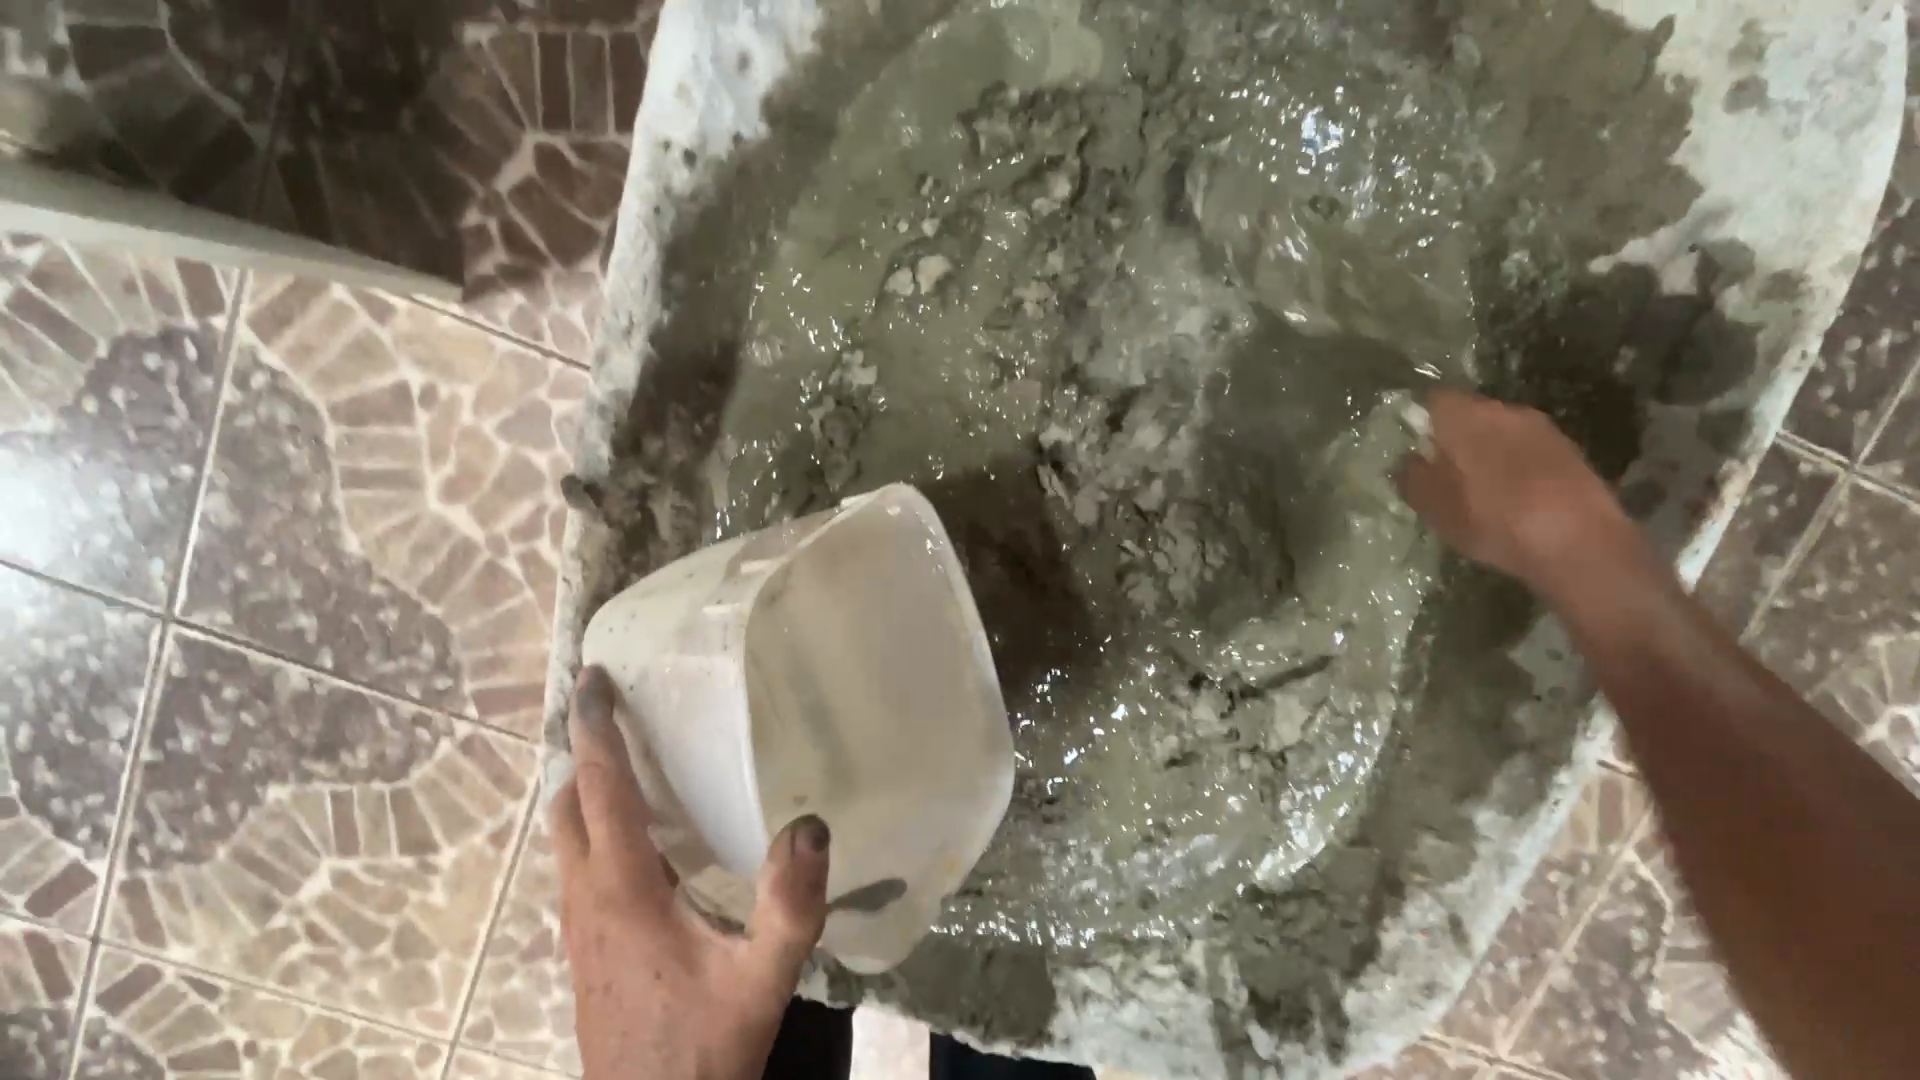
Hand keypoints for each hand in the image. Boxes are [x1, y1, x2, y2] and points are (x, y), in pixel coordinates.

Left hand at [554, 665, 831, 1079]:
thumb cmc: (700, 1048)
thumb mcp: (761, 979)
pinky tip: (649, 839)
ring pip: (567, 838)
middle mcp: (586, 898)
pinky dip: (597, 827)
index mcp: (621, 890)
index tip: (596, 676)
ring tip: (637, 759)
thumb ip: (789, 906)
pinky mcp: (585, 948)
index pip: (600, 789)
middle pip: (567, 806)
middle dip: (585, 752)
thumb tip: (812, 824)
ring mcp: (578, 927)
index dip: (596, 729)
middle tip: (626, 710)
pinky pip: (580, 865)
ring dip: (587, 789)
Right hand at [1396, 387, 1633, 586]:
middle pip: (1470, 413)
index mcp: (1465, 417)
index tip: (1416, 449)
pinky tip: (1515, 497)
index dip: (1421, 421)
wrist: (1578, 542)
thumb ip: (1411, 477)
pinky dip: (1516, 465)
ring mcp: (1542, 429)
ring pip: (1501, 431)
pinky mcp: (1570, 450)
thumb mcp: (1432, 507)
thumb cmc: (1490, 519)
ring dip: (1488, 452)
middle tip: (1444, 473)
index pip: (1434, 399)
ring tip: (1481, 488)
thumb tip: (1408, 459)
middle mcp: (1505, 411)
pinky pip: (1528, 449)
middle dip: (1455, 437)